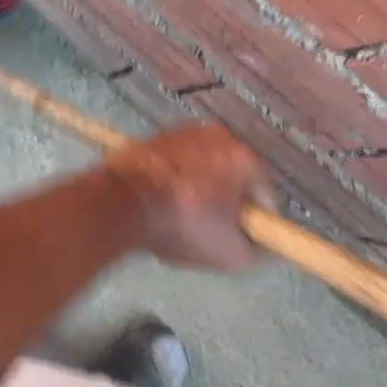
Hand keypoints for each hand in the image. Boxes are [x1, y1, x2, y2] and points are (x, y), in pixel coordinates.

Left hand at [105, 124, 274, 270]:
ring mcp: (181, 132)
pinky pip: (174, 164)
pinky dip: (172, 180)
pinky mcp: (152, 137)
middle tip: (211, 230)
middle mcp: (216, 135)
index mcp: (244, 156)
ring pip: (201, 168)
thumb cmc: (186, 224)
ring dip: (197, 189)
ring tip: (181, 218)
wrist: (123, 200)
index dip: (256, 222)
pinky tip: (161, 203)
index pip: (263, 194)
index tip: (242, 239)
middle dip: (225, 202)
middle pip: (231, 176)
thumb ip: (259, 250)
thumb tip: (262, 244)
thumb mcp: (234, 255)